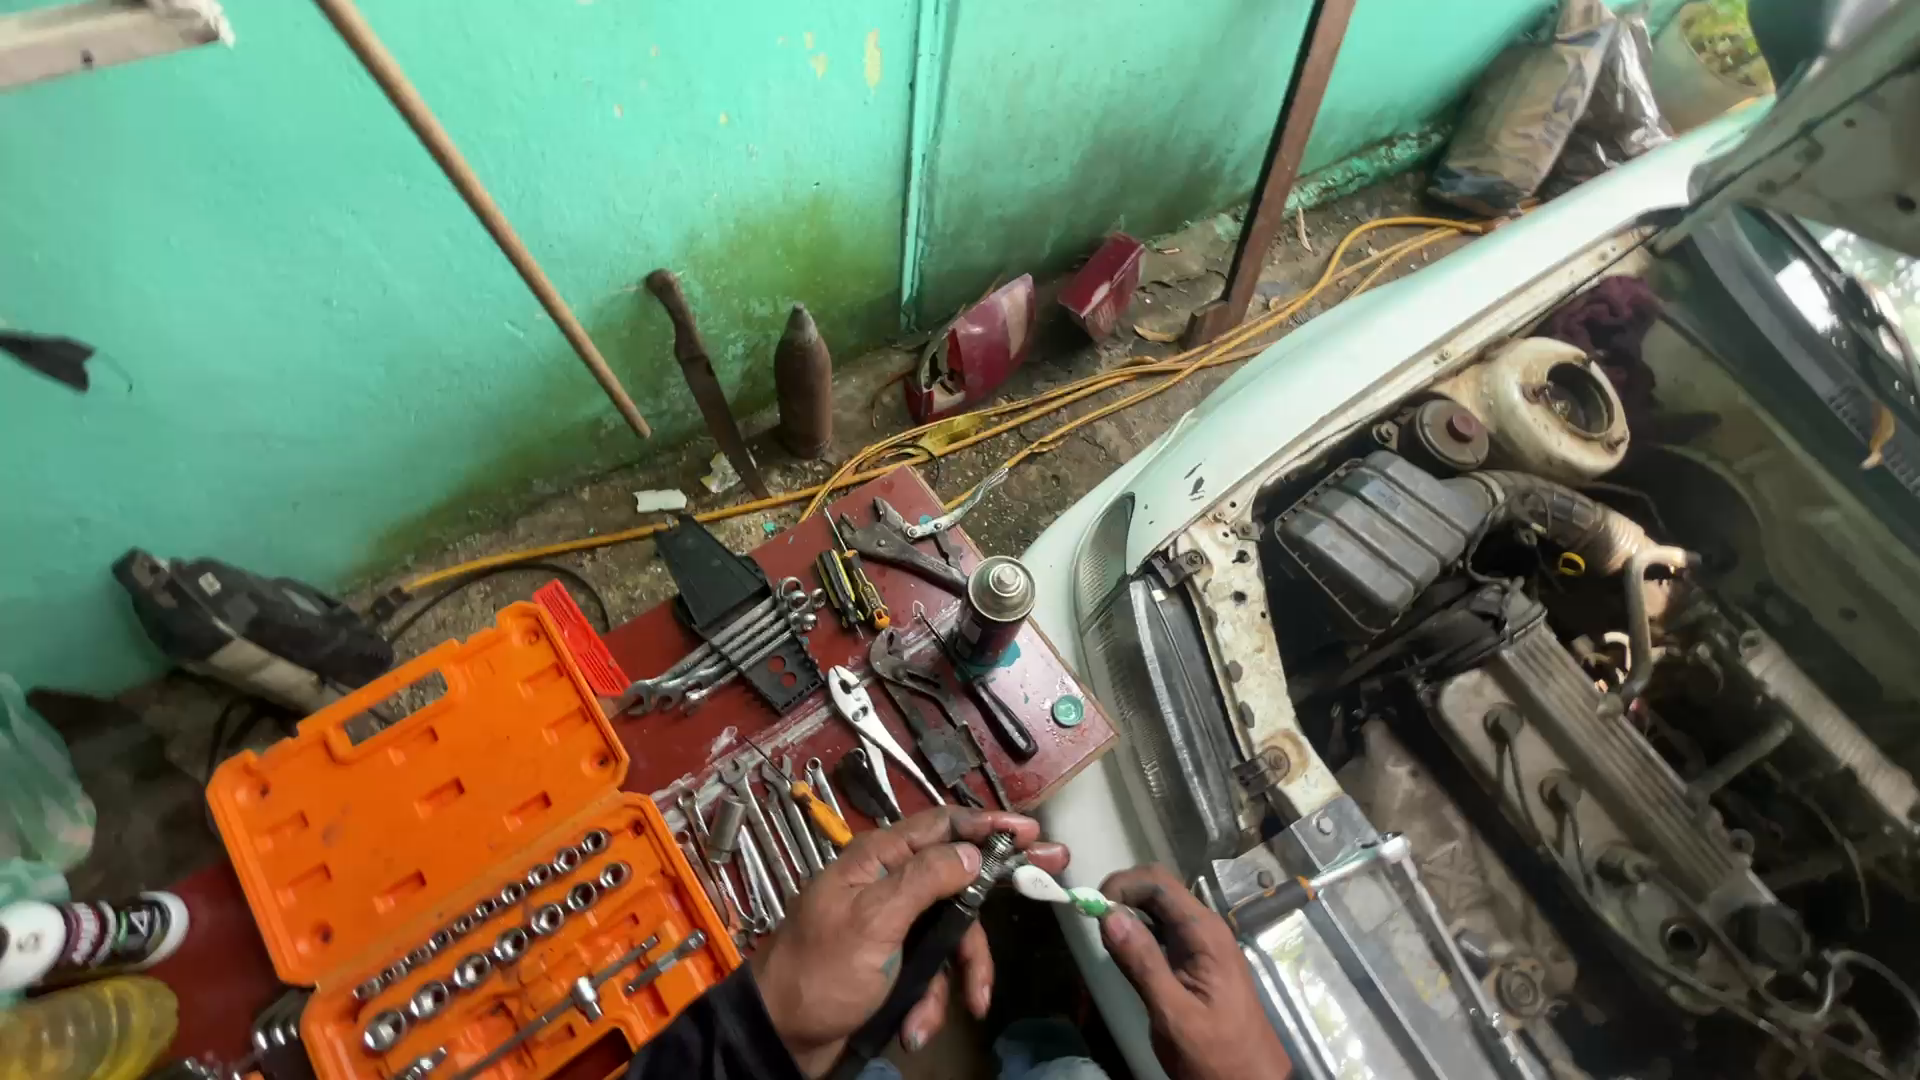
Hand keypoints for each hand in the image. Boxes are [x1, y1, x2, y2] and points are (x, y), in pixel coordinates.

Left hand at [750, 807, 1069, 1076]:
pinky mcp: (897, 958)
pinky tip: (918, 1027)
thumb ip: (924, 880)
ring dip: (962, 970)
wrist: (781, 1038)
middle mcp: (892, 881)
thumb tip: (971, 851)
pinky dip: (934, 999)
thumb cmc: (821, 972)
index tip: (1027, 828)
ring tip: (968, 1004)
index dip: (987, 823)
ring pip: (953, 929)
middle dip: (996, 887)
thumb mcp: (873, 921)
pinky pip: (934, 968)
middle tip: (1047, 874)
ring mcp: (896, 920)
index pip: (943, 825)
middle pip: (958, 873)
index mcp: (880, 858)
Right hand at [1099, 864, 1291, 1079]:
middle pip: (1157, 887)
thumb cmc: (1218, 1057)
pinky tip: (1126, 952)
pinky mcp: (1196, 957)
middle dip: (1123, 895)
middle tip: (1097, 923)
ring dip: (1129, 912)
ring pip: (1158, 906)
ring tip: (1107, 938)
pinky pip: (1163, 929)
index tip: (1094, 911)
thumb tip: (1108, 914)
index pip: (1157, 882)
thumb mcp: (1174, 1016)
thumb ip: (1142, 964)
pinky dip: (1139, 931)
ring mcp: (1202, 941)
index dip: (1122, 885)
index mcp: (1204, 931)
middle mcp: (1205, 926)